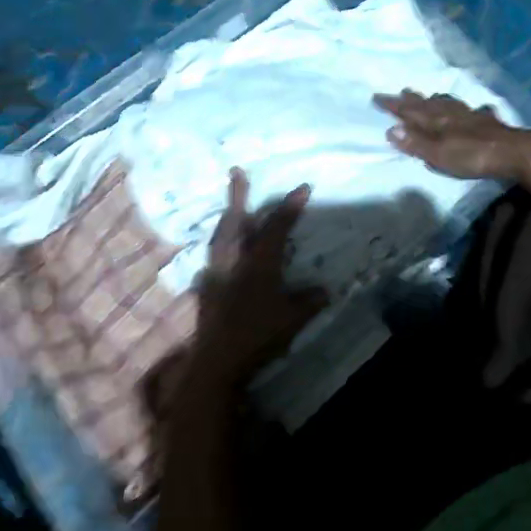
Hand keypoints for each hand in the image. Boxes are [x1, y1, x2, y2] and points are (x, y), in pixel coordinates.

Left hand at [187, 169, 327, 392]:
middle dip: (238, 194)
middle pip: (236, 220)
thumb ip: (309, 301)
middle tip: (236, 171)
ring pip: (220, 235)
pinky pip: (213, 254)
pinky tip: (223, 249)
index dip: (290, 206)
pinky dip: (219, 243)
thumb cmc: (258, 336)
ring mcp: (216, 272)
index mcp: (259, 263)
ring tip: (230, 205)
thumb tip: (325, 290)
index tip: (303, 187)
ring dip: (227, 216)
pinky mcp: (205, 287)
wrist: (217, 359)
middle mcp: (234, 260)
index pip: (276, 227)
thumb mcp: (292, 319)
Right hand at [374, 89, 530, 179]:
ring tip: (433, 96)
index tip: (377, 97)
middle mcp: (453, 114)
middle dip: (414, 99)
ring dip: (440, 100)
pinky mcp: (491, 124)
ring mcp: (473, 117)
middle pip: (430, 104)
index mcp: (437, 121)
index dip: (394, 105)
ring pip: (452, 104)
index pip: (410, 111)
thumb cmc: (472, 156)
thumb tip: (391, 129)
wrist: (513, 152)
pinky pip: (477, 112)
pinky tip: (478, 108)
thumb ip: (416, 143)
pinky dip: (472, 109)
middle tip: (403, 90)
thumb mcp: (438, 154)